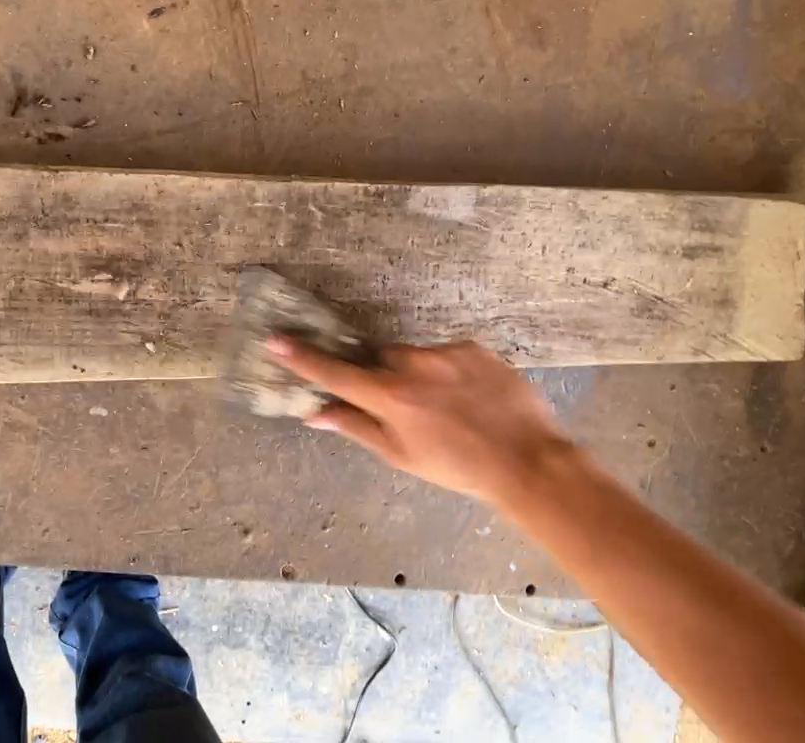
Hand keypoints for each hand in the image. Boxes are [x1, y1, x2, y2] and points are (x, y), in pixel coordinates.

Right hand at [271, 338, 574, 503]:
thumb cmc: (458, 468)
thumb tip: (314, 414)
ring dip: (418, 373)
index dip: (302, 357)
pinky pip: (446, 353)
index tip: (276, 338)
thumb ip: (355, 428)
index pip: (335, 373)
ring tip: (446, 405)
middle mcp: (414, 366)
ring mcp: (446, 353)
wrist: (529, 462)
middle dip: (382, 374)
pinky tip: (468, 397)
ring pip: (414, 355)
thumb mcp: (400, 456)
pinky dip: (448, 370)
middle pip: (379, 358)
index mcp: (391, 398)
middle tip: (404, 404)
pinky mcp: (473, 347)